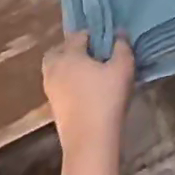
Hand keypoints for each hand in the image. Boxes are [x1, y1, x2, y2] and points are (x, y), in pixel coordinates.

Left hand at [43, 32, 134, 161]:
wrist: (90, 141)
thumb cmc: (107, 98)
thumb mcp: (123, 67)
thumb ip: (122, 46)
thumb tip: (119, 34)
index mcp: (69, 56)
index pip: (79, 35)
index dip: (95, 34)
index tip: (109, 41)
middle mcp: (54, 69)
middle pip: (59, 51)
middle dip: (74, 48)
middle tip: (95, 54)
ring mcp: (51, 90)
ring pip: (56, 69)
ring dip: (70, 66)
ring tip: (92, 72)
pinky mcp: (53, 106)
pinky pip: (59, 84)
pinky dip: (69, 81)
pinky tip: (87, 89)